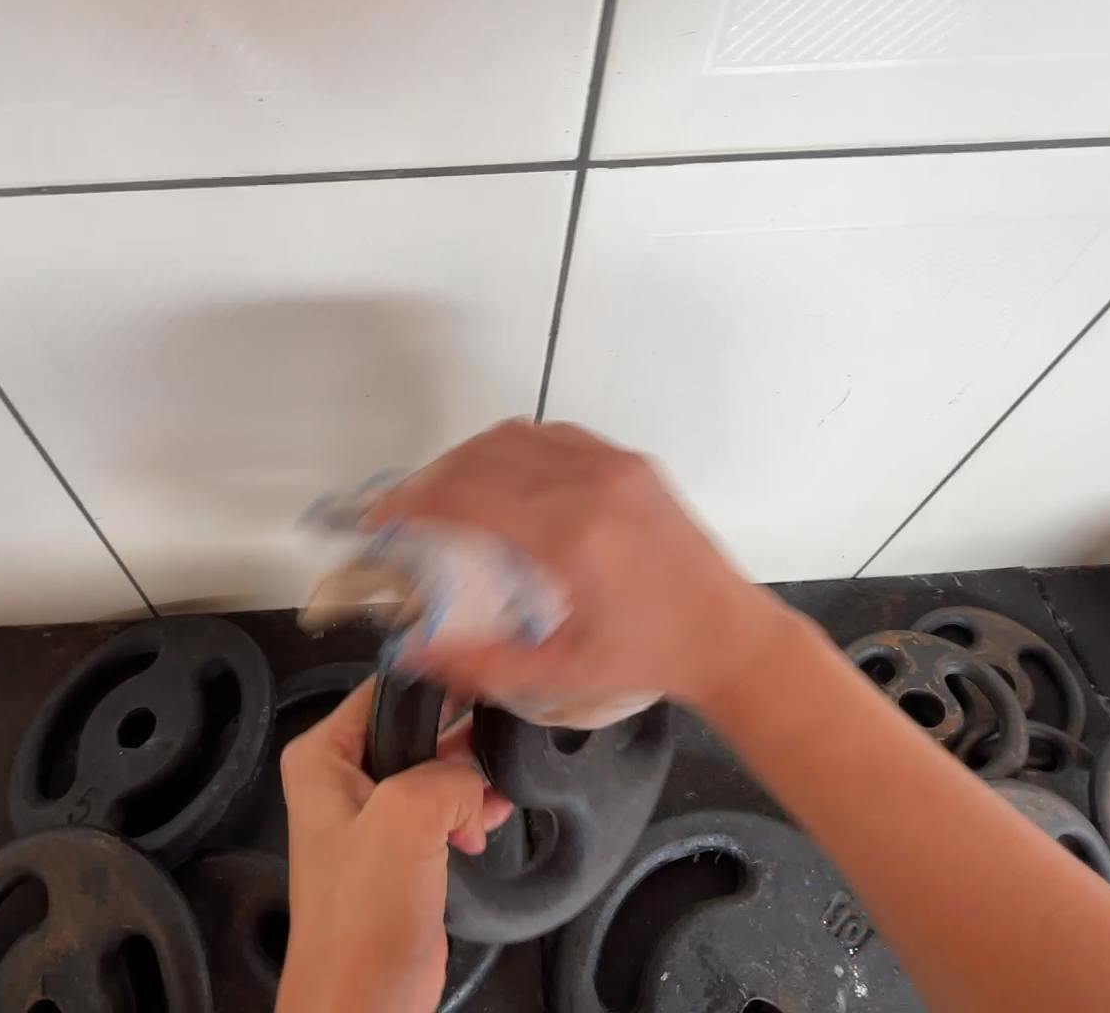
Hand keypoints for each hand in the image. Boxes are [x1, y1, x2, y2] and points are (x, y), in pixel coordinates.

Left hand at [276, 682, 512, 1012]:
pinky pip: (443, 808)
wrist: (366, 1003)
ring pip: (433, 769)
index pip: (380, 693)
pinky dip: (471, 808)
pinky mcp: (401, 848)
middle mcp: (343, 777)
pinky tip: (497, 812)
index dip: (430, 685)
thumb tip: (473, 787)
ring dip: (469, 778)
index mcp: (323, 757)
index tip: (478, 676)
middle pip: (412, 729)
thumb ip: (447, 776)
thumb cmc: (363, 913)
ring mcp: (373, 814)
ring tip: (501, 779)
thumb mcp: (405, 817)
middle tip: (500, 725)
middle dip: (456, 736)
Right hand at [371, 419, 796, 709]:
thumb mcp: (558, 672)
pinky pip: (552, 436)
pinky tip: (500, 479)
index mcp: (571, 535)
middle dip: (430, 479)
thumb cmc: (647, 658)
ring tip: (445, 494)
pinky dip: (511, 450)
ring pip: (514, 436)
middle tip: (406, 512)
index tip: (381, 520)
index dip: (411, 503)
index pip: (467, 494)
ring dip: (467, 459)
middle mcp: (591, 483)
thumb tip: (409, 652)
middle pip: (481, 456)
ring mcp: (614, 464)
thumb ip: (477, 661)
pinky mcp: (628, 461)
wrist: (728, 636)